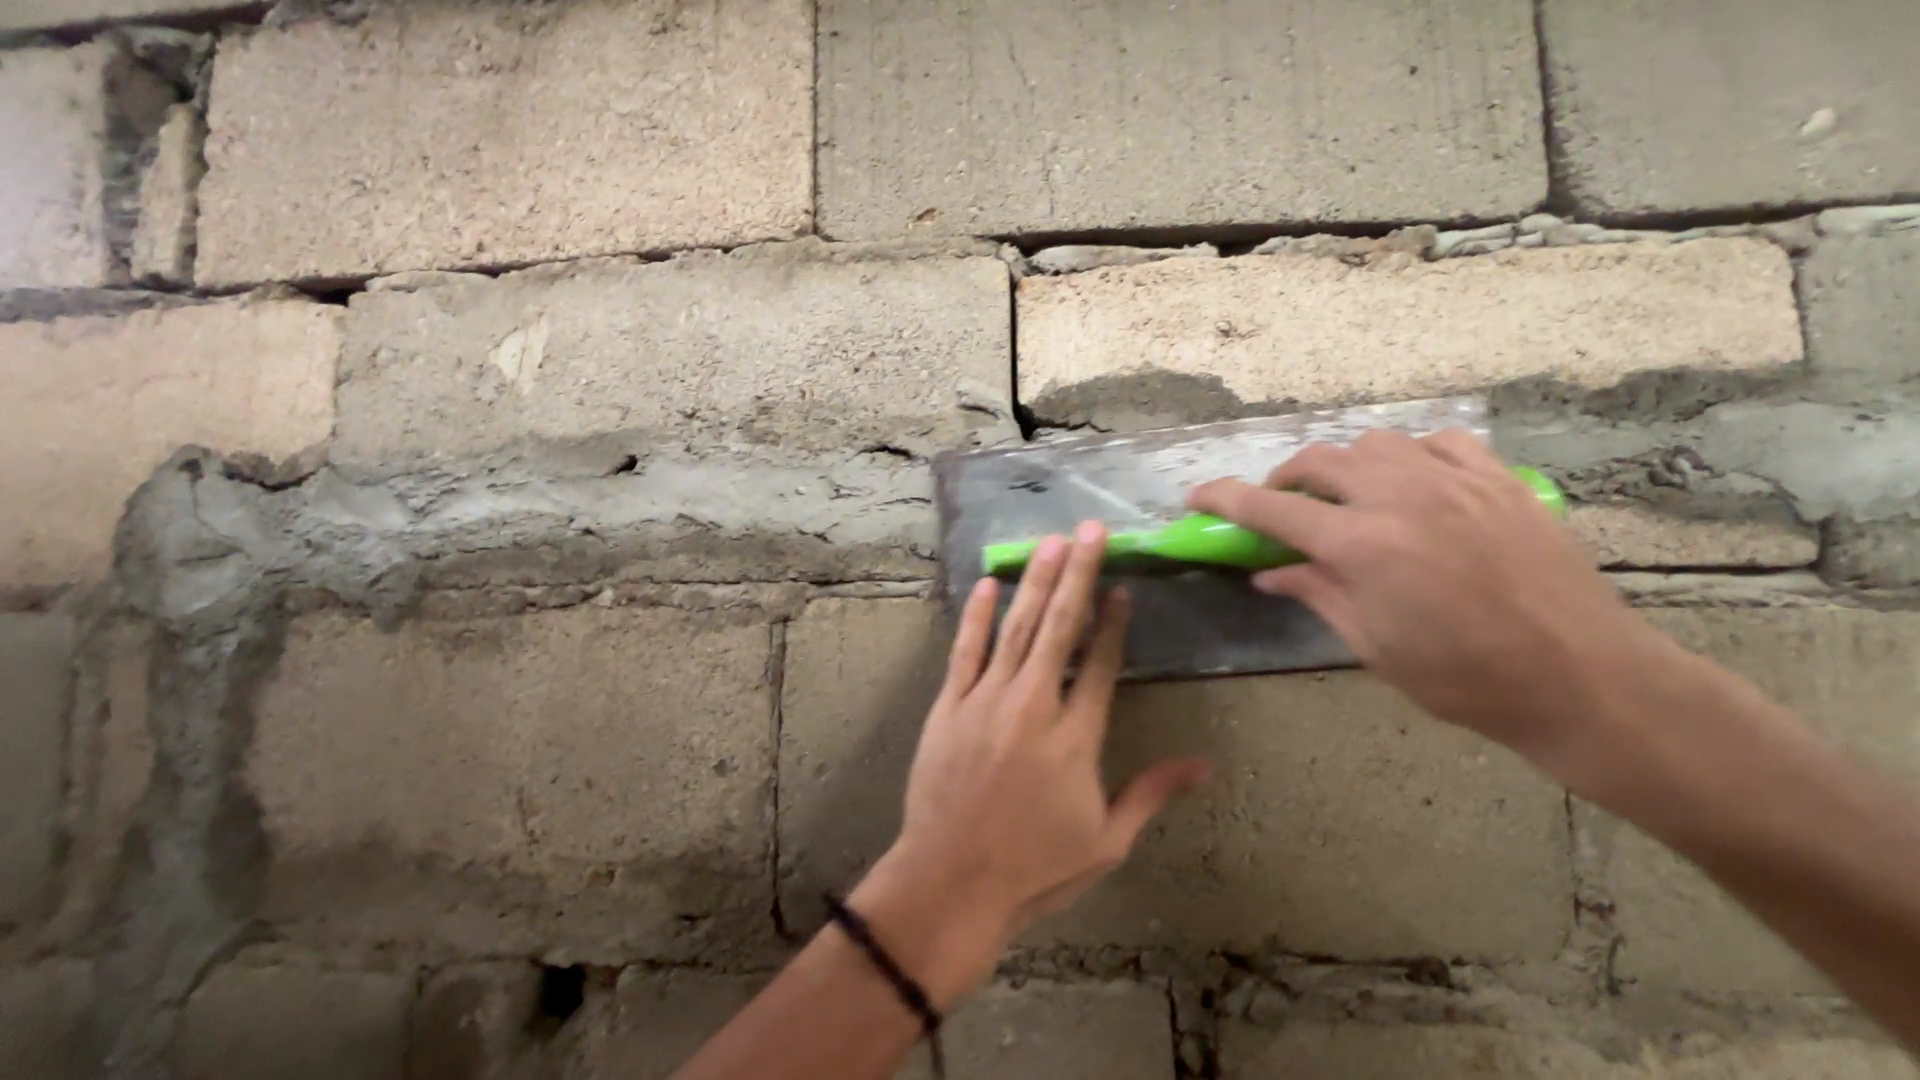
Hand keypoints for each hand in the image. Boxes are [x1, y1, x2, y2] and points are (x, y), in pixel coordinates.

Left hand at [851, 523, 1209, 1003]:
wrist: (952, 881)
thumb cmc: (1035, 867)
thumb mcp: (1106, 841)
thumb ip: (1151, 793)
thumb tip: (1204, 765)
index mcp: (1076, 737)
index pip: (1102, 664)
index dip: (1114, 622)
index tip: (1122, 587)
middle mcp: (1033, 705)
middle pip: (1059, 628)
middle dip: (1078, 575)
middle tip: (1091, 530)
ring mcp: (985, 701)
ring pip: (1016, 629)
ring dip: (1036, 582)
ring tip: (1051, 541)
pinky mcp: (948, 707)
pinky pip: (965, 651)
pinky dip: (977, 616)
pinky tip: (989, 584)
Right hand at [1187, 429, 1676, 777]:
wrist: (1581, 676)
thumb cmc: (1464, 678)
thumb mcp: (1373, 645)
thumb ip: (1317, 593)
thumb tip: (1269, 570)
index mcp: (1360, 545)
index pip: (1271, 507)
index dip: (1224, 498)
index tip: (1197, 495)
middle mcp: (1399, 496)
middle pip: (1318, 461)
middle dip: (1283, 479)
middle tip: (1278, 506)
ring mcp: (1454, 480)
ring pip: (1374, 442)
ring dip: (1343, 463)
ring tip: (1345, 494)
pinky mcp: (1498, 479)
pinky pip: (1438, 441)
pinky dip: (1408, 454)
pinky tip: (1411, 481)